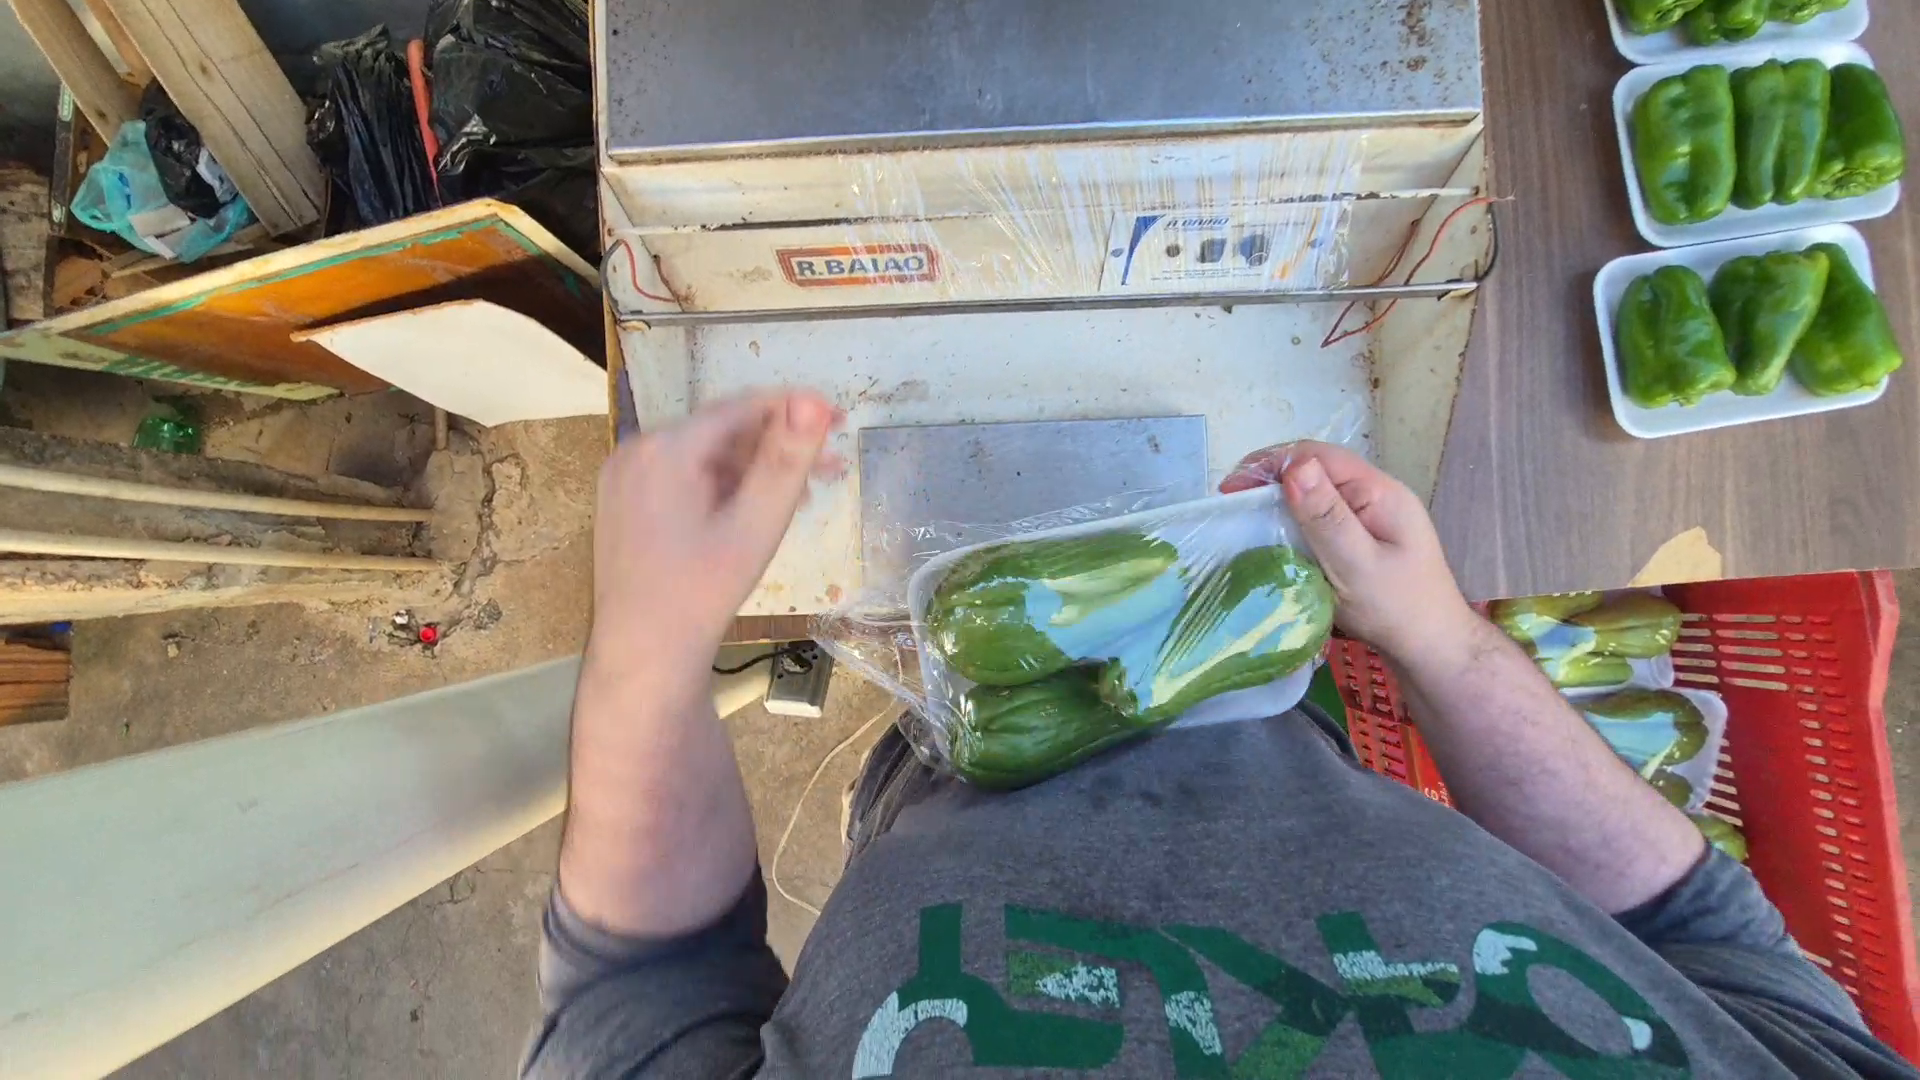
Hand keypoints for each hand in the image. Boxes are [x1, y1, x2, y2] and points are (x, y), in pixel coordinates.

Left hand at [587, 390, 842, 675]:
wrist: (645, 653)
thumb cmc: (705, 591)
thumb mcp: (756, 524)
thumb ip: (786, 460)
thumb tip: (815, 401)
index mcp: (664, 449)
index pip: (741, 408)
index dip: (795, 409)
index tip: (840, 420)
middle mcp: (636, 450)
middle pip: (723, 432)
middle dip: (780, 447)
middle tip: (833, 469)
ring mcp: (626, 477)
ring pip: (707, 455)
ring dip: (757, 468)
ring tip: (804, 496)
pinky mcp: (626, 501)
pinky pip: (686, 476)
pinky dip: (726, 485)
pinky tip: (757, 508)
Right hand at [1221, 440, 1476, 662]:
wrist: (1431, 647)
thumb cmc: (1394, 608)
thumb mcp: (1355, 564)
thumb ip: (1325, 516)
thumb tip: (1293, 466)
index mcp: (1377, 492)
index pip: (1316, 455)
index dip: (1270, 464)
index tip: (1233, 491)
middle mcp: (1373, 494)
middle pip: (1313, 468)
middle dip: (1268, 479)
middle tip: (1232, 505)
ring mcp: (1367, 514)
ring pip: (1313, 491)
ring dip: (1277, 499)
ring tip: (1245, 519)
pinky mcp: (1358, 534)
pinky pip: (1318, 514)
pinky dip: (1290, 519)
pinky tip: (1272, 535)